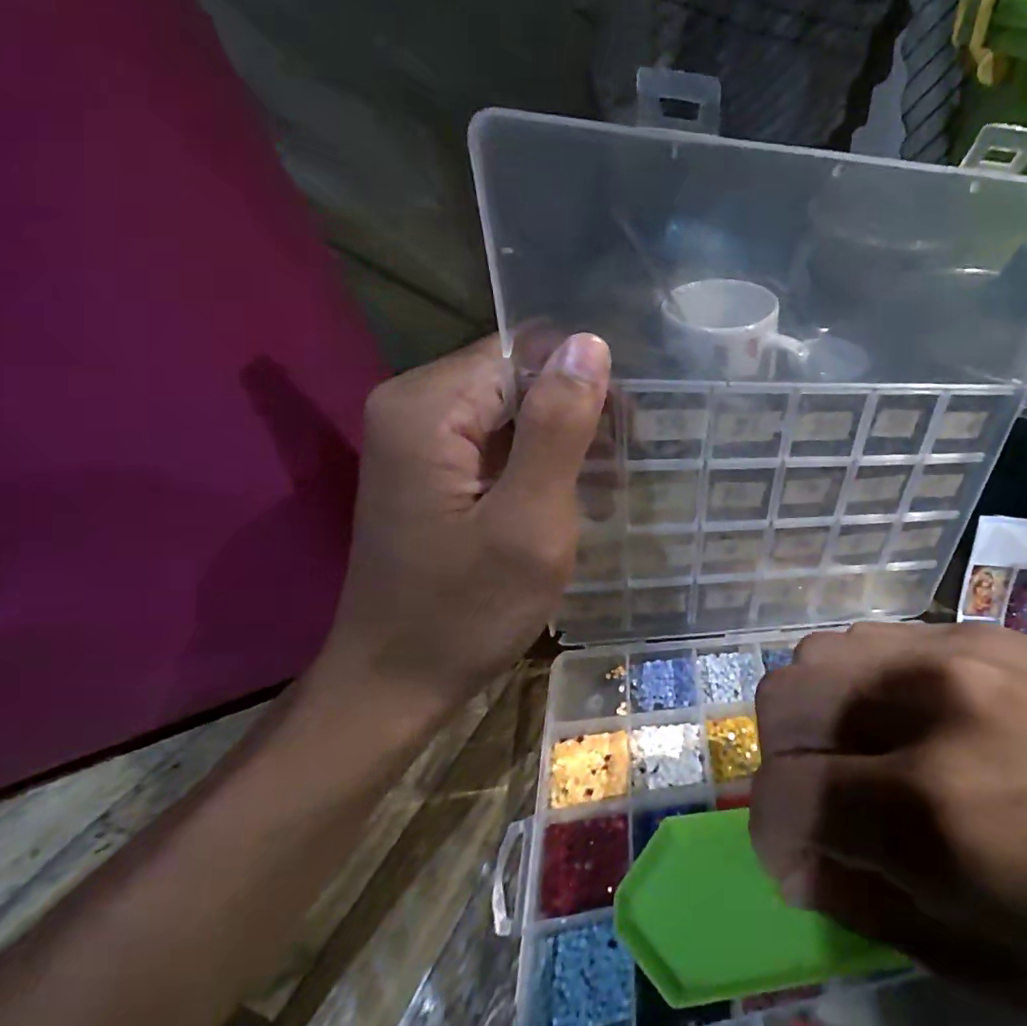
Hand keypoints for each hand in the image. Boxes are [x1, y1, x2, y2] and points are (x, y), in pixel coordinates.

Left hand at [316, 332, 609, 716]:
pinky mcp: (432, 468)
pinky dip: (542, 458)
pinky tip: (576, 493)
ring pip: (514, 406)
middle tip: (624, 462)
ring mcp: (419, 438)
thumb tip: (590, 343)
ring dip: (565, 437)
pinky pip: (499, 438)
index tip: (629, 428)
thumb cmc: (469, 610)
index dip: (584, 380)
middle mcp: (414, 405)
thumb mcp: (530, 521)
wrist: (397, 682)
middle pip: (517, 373)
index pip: (526, 350)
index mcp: (429, 407)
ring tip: (608, 482)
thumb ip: (558, 428)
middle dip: (577, 409)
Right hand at [748, 623, 1026, 1025]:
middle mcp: (936, 706)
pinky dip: (880, 680)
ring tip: (877, 760)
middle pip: (786, 695)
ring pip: (832, 650)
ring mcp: (974, 651)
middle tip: (833, 808)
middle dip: (787, 760)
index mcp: (935, 811)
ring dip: (827, 710)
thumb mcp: (1009, 972)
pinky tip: (934, 723)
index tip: (809, 866)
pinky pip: (898, 637)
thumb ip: (881, 906)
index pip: (780, 800)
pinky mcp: (1010, 631)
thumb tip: (807, 859)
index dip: (776, 843)